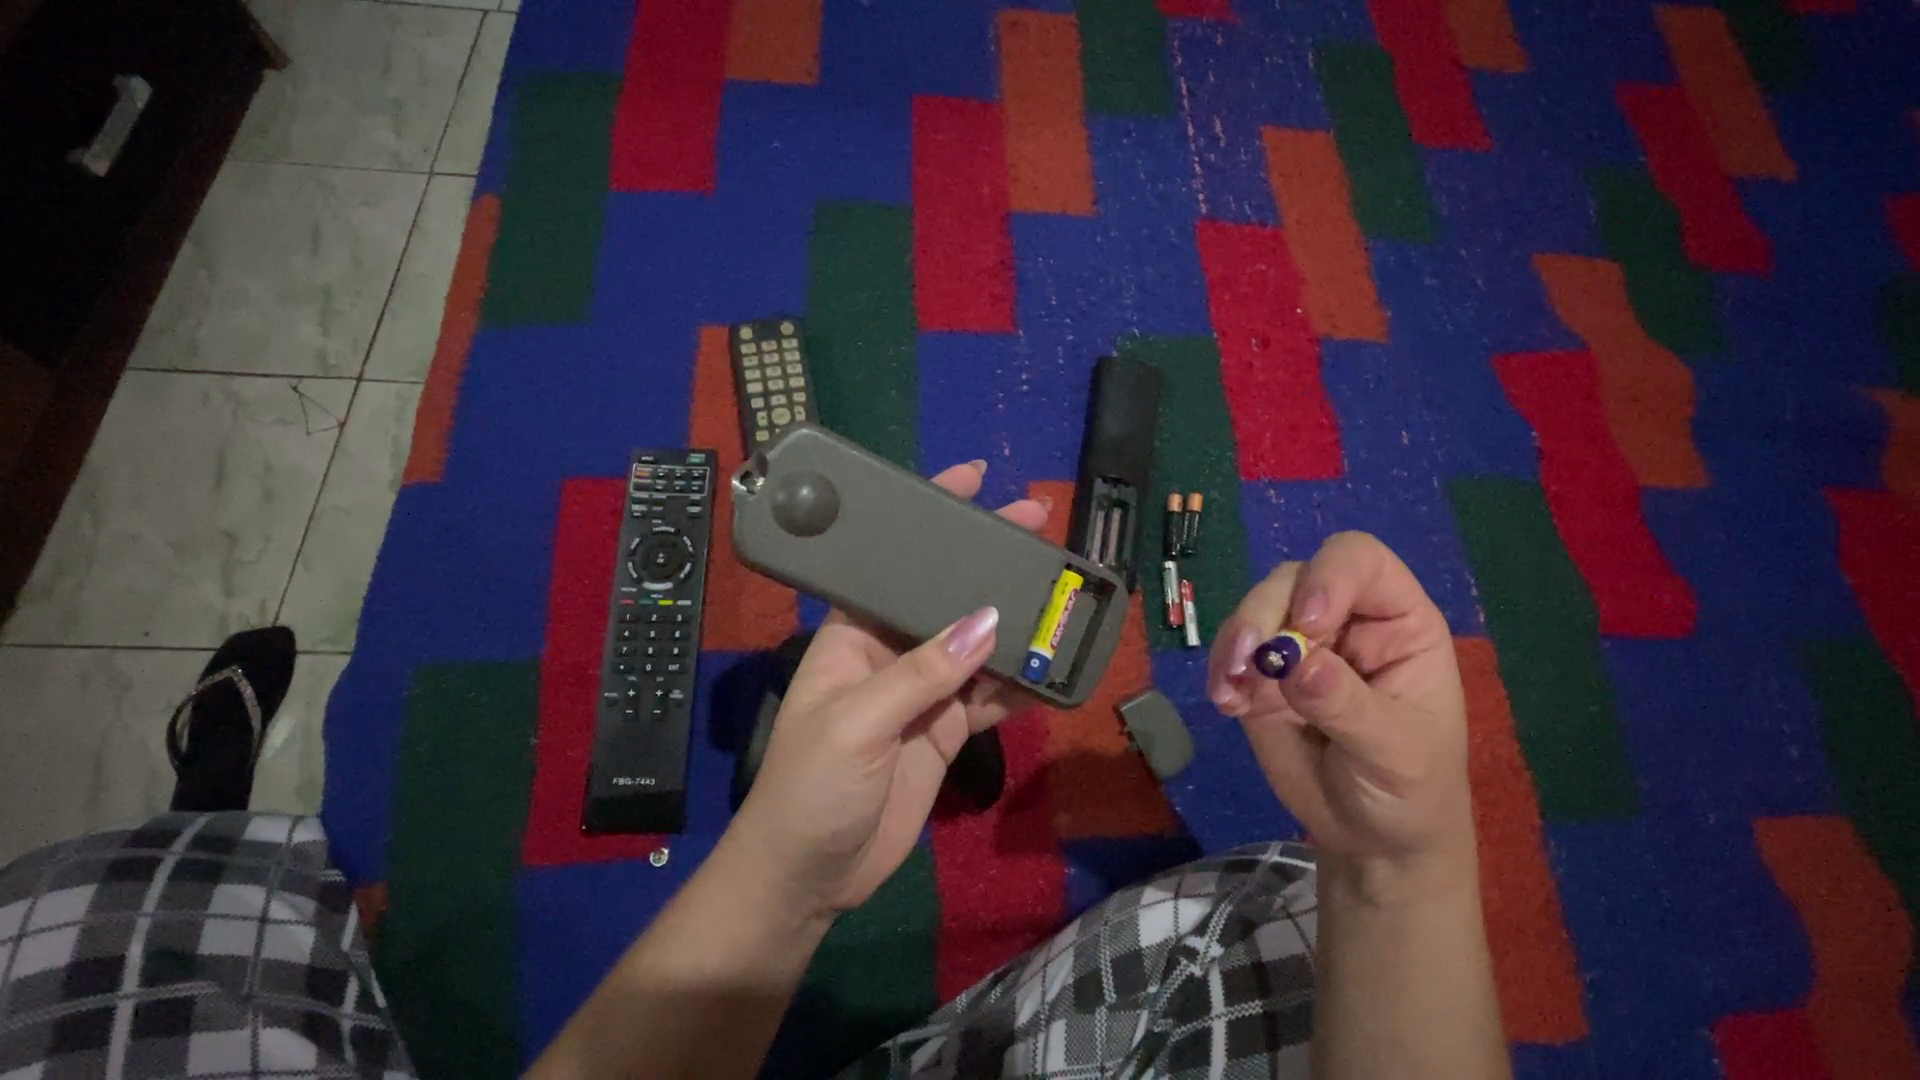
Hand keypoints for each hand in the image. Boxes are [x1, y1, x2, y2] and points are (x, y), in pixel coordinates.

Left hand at [724, 460, 1047, 918]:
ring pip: (976, 646)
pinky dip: (1020, 684)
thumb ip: (921, 672)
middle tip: (1039, 527)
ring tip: (1062, 592)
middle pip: (945, 599)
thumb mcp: (856, 723)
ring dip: (1014, 624)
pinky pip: (989, 697)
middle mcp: (891, 653)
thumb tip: (986, 621)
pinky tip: (1054, 666)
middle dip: (986, 564)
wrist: (812, 874)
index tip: (971, 482)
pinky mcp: (946, 731)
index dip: (926, 522)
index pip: (891, 566)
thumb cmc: (811, 788)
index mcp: (852, 635)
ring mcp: (923, 692)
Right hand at [1207, 532, 1471, 869]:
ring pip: (1254, 611)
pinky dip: (1220, 672)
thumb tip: (1295, 663)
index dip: (1330, 575)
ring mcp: (1298, 644)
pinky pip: (1230, 652)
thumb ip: (1346, 704)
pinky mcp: (1262, 674)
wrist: (1372, 836)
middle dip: (1264, 614)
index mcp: (1397, 621)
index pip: (1361, 563)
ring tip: (1233, 695)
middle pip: (1293, 579)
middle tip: (1248, 662)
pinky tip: (1228, 706)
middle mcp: (1344, 619)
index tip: (1308, 621)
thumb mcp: (1396, 751)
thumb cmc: (1411, 788)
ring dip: (1235, 644)